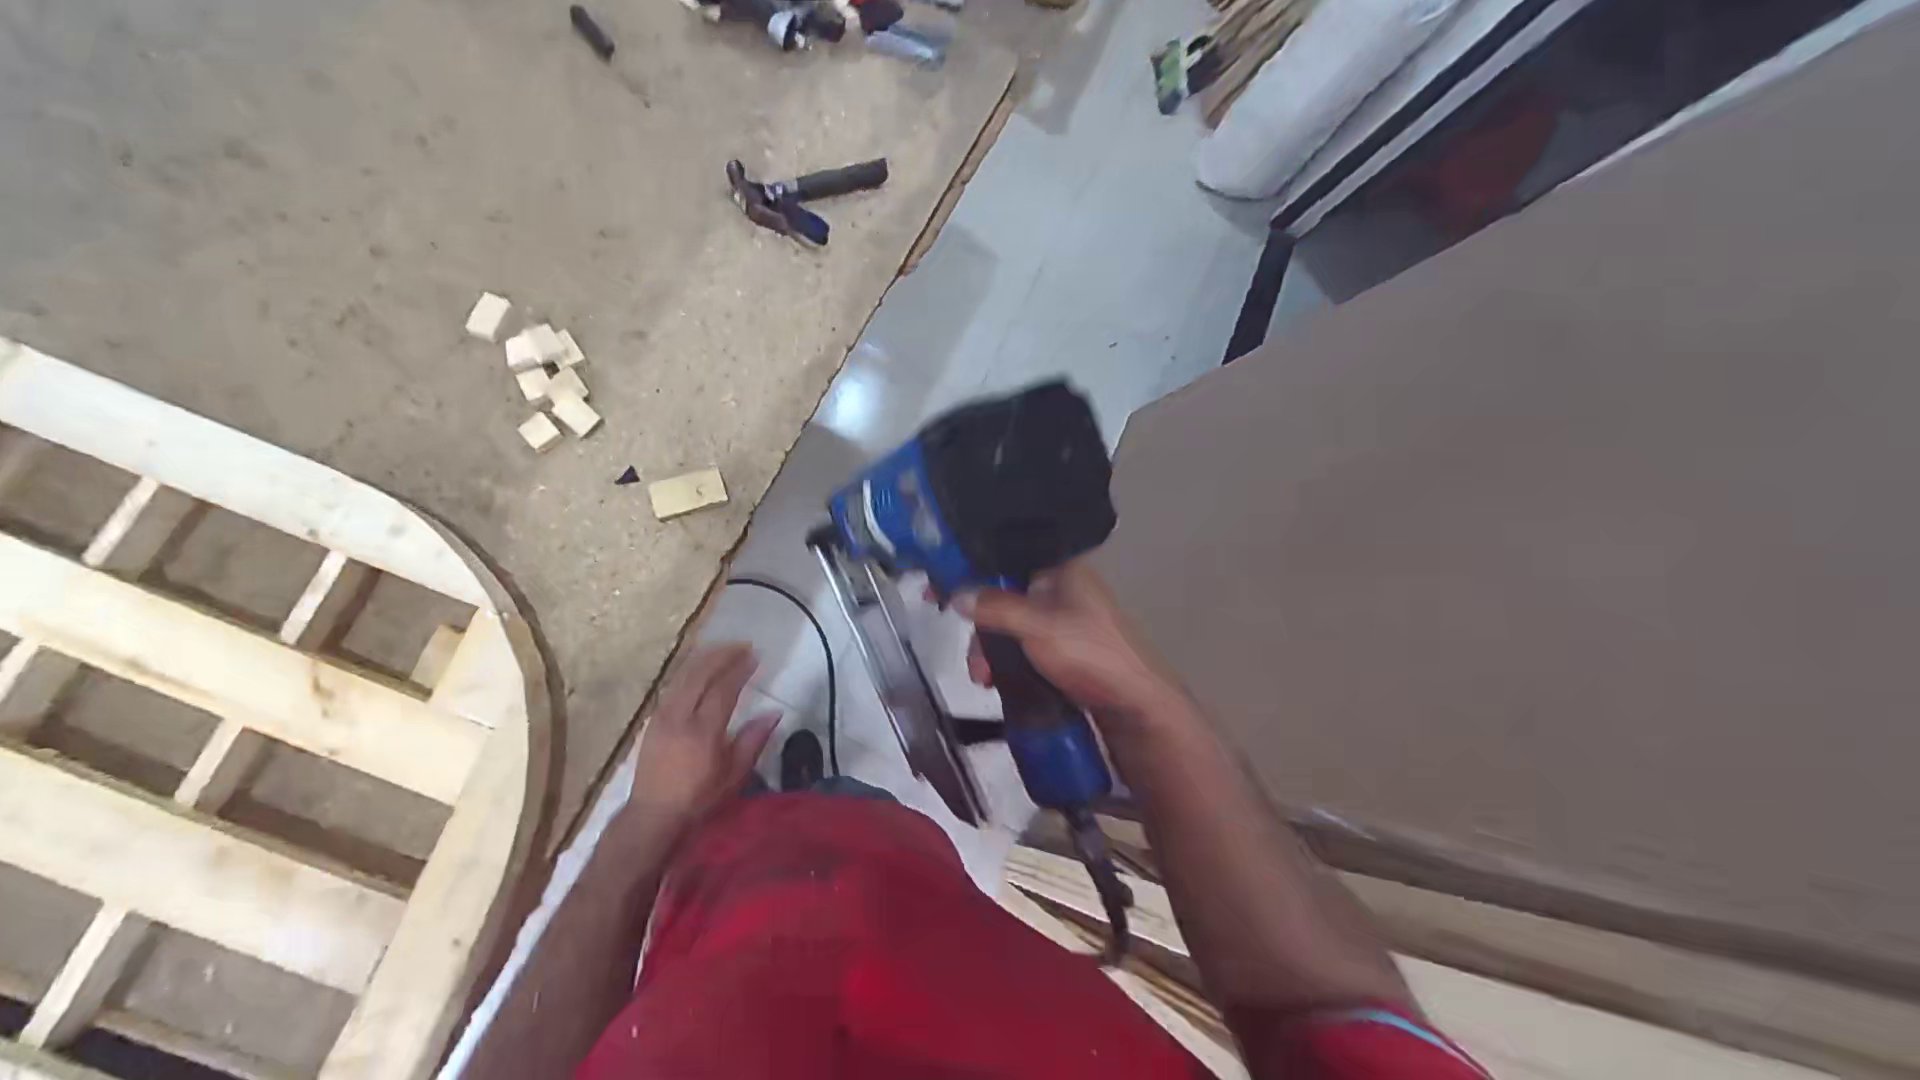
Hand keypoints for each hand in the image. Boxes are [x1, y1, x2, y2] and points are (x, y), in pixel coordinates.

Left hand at [629, 644, 779, 825]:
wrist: (654, 814)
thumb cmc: (699, 797)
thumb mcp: (734, 773)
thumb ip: (754, 740)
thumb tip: (774, 713)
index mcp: (703, 731)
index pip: (724, 689)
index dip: (740, 670)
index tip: (755, 656)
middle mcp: (680, 717)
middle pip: (700, 674)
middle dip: (722, 655)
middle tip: (742, 646)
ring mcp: (662, 715)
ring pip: (684, 675)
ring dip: (705, 658)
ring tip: (723, 649)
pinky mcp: (653, 719)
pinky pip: (674, 685)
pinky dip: (690, 670)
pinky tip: (700, 667)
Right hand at [960, 558, 1184, 720]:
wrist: (1136, 707)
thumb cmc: (1090, 654)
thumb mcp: (1037, 626)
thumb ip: (995, 607)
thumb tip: (957, 594)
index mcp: (1061, 570)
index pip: (1006, 557)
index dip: (970, 570)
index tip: (938, 590)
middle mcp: (1061, 590)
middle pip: (1002, 596)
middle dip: (980, 627)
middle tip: (972, 656)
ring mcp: (1062, 622)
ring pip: (1009, 625)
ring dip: (989, 650)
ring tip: (983, 677)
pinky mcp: (1062, 650)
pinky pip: (1021, 646)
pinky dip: (1005, 661)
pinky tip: (995, 682)